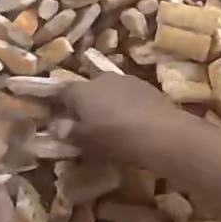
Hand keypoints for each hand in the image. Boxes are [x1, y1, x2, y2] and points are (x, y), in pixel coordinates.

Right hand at [61, 74, 184, 161]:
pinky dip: (127, 104)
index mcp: (81, 91)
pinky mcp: (147, 86)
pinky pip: (129, 94)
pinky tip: (133, 121)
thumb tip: (58, 126)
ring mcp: (126, 80)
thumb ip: (69, 132)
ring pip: (110, 89)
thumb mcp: (87, 142)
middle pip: (88, 88)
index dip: (58, 102)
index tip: (58, 115)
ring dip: (108, 102)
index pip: (62, 91)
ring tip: (112, 123)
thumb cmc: (116, 138)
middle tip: (88, 122)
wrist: (163, 134)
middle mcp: (101, 79)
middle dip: (86, 102)